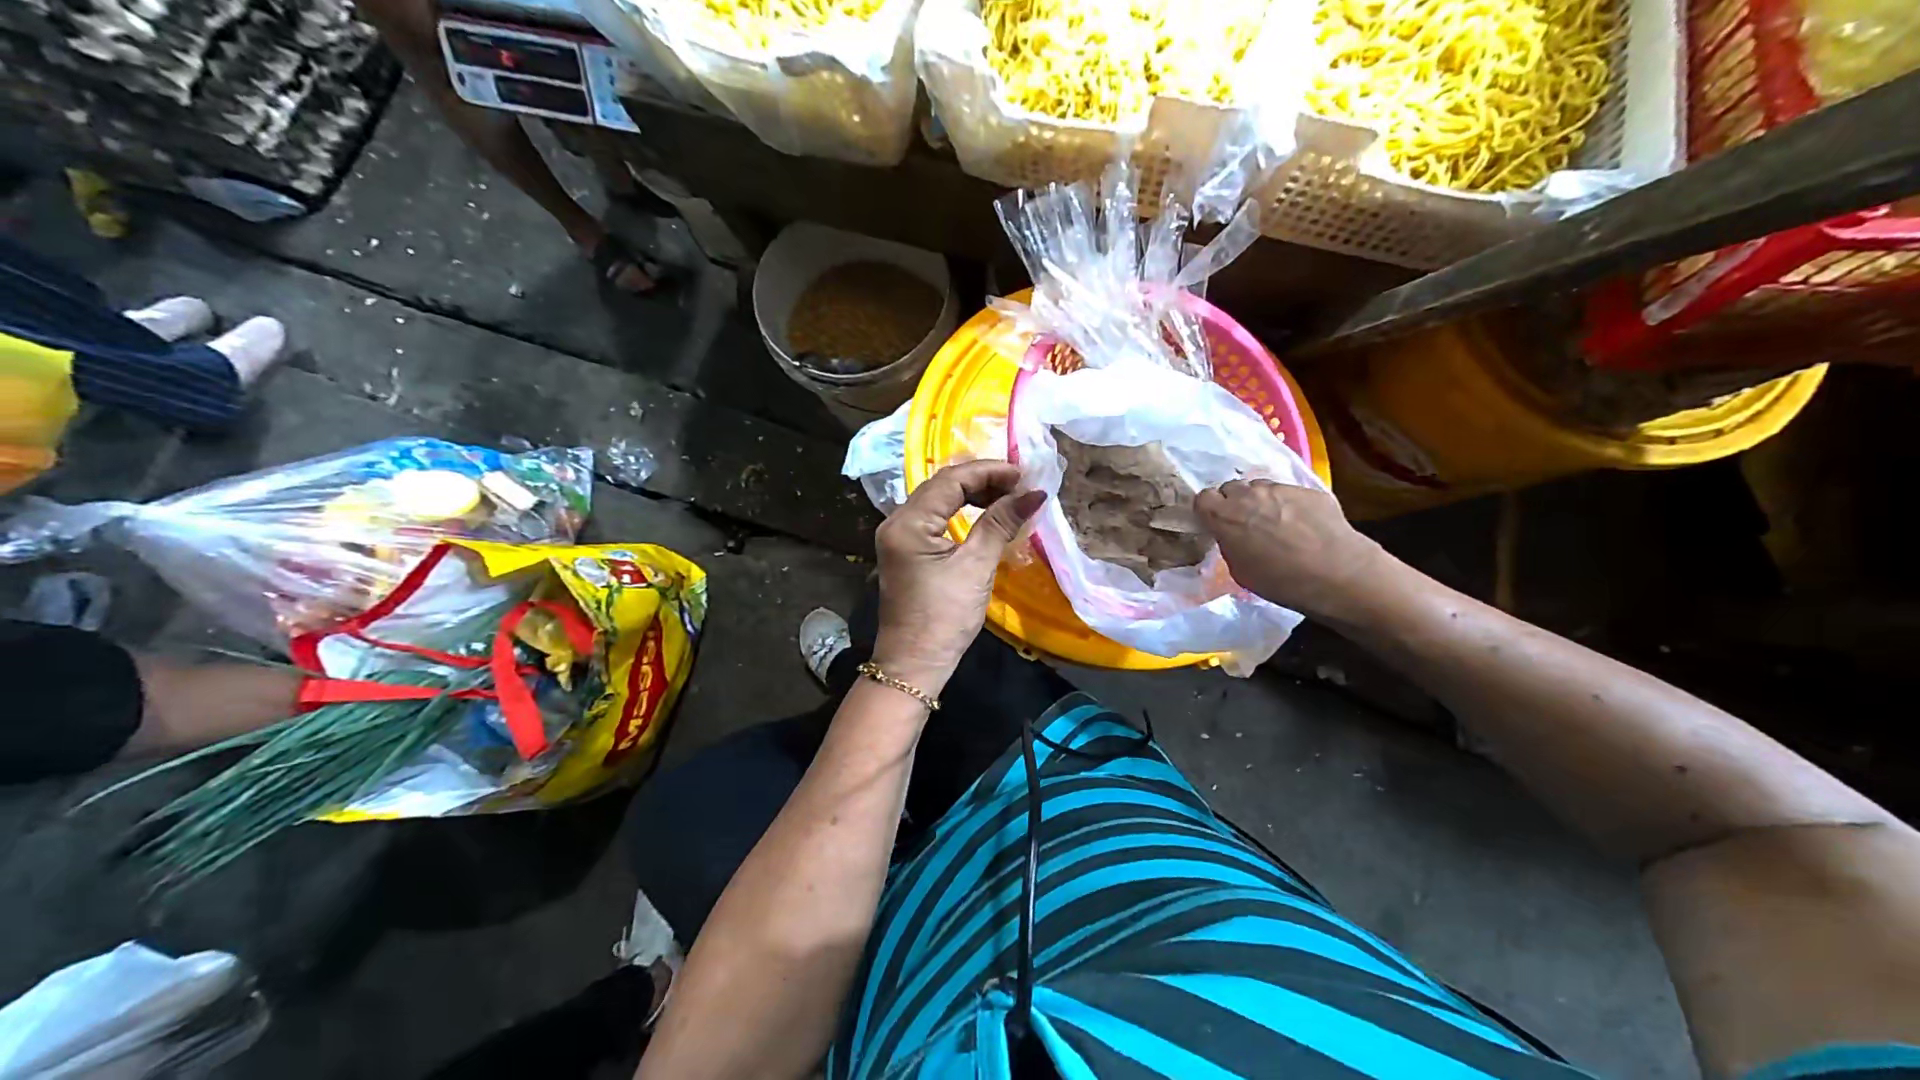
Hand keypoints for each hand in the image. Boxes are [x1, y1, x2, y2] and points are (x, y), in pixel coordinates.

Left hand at [871, 461, 1045, 696]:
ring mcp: (898, 537)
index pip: (950, 480)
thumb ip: (1000, 524)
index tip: (1023, 474)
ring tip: (1007, 498)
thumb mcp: (976, 567)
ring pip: (937, 500)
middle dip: (981, 480)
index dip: (988, 472)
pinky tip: (984, 515)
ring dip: (972, 495)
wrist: (914, 664)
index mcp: (908, 523)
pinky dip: (960, 512)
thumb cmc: (944, 618)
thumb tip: (1034, 493)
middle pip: (941, 486)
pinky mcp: (905, 551)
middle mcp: (896, 522)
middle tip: (1019, 485)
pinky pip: (934, 519)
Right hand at [1195, 480, 1403, 623]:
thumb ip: (1229, 544)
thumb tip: (1232, 535)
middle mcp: (1249, 495)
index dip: (1210, 511)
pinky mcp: (1308, 490)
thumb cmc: (1280, 581)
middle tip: (1247, 524)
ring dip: (1262, 501)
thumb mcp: (1239, 570)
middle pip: (1232, 488)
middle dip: (1235, 503)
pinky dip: (1290, 505)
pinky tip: (1303, 525)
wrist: (1337, 574)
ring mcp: (1281, 489)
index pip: (1203, 498)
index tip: (1217, 524)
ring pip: (1261, 487)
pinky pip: (1290, 493)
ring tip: (1277, 523)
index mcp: (1225, 516)